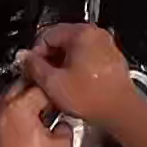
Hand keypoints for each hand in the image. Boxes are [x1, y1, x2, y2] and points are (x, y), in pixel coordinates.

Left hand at [0, 82, 73, 146]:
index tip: (69, 97)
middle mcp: (5, 109)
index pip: (42, 87)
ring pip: (12, 98)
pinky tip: (35, 122)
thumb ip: (66, 128)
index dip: (58, 91)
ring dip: (28, 99)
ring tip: (47, 107)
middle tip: (57, 96)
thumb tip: (63, 124)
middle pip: (22, 86)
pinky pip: (8, 113)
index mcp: (20, 107)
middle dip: (39, 88)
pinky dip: (21, 112)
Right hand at [18, 24, 143, 129]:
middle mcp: (96, 35)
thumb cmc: (93, 98)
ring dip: (63, 65)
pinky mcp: (111, 60)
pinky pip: (88, 58)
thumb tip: (24, 58)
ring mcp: (106, 46)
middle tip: (45, 78)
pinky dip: (78, 69)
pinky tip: (75, 86)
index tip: (33, 68)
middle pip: (61, 40)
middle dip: (50, 58)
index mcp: (81, 34)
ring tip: (60, 85)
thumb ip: (34, 67)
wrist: (121, 112)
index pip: (47, 34)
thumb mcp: (53, 83)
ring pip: (74, 50)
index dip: (36, 52)